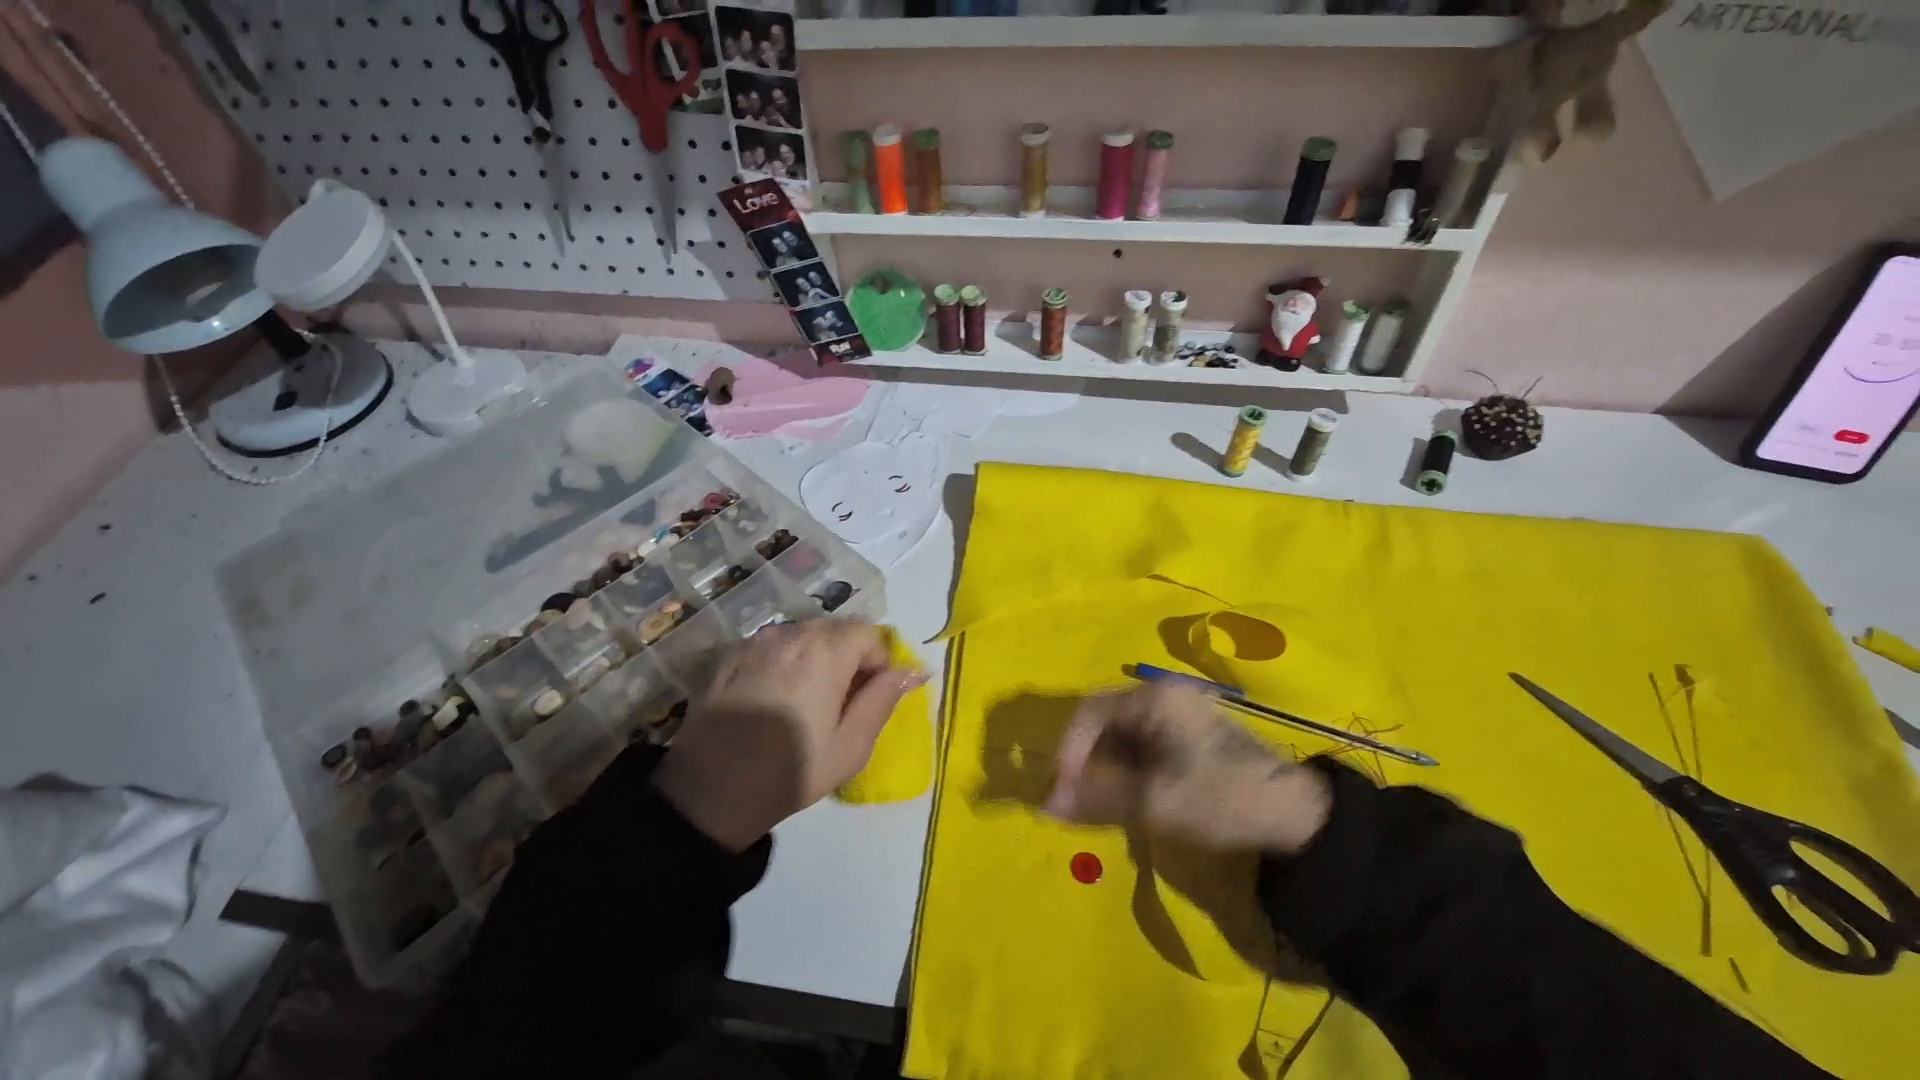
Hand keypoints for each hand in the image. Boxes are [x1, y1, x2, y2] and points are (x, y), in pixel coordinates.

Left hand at [653, 619, 926, 850]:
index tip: (868, 698)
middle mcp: (791, 634)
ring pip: (802, 636)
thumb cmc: (789, 772)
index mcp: (826, 652)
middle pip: (834, 630)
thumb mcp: (850, 746)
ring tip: (806, 704)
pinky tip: (774, 701)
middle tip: (841, 704)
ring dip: (815, 659)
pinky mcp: (729, 657)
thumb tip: (913, 670)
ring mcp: (755, 642)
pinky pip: (771, 647)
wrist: (708, 791)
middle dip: (847, 657)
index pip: (869, 633)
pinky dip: (784, 663)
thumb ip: (883, 700)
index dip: (877, 663)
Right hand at [1047, 683, 1331, 854]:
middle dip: (1085, 762)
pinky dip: (1127, 773)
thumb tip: (1045, 805)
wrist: (1296, 815)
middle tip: (1076, 801)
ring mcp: (1178, 717)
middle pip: (1103, 723)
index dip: (1067, 750)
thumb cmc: (1222, 798)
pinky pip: (1142, 749)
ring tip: (1101, 805)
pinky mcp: (1189, 740)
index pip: (1089, 712)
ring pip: (1122, 739)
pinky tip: (1130, 800)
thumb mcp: (1154, 801)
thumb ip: (1096, 799)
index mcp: (1154, 699)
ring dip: (1105, 770)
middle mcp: (1163, 698)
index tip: (1061, 790)